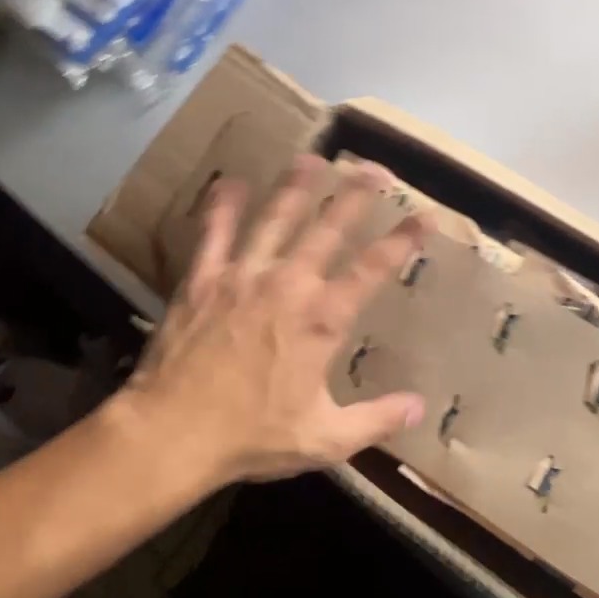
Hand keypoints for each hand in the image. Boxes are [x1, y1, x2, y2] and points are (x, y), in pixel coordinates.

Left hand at [122, 155, 427, 485]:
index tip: (424, 216)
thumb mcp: (325, 438)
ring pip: (276, 217)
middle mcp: (289, 283)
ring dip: (297, 187)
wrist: (173, 432)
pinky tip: (230, 181)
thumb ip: (376, 419)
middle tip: (374, 168)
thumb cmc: (252, 436)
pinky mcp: (204, 278)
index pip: (373, 268)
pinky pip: (216, 233)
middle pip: (329, 227)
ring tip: (313, 159)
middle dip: (355, 194)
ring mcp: (244, 275)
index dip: (403, 240)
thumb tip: (419, 407)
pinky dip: (224, 206)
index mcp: (322, 318)